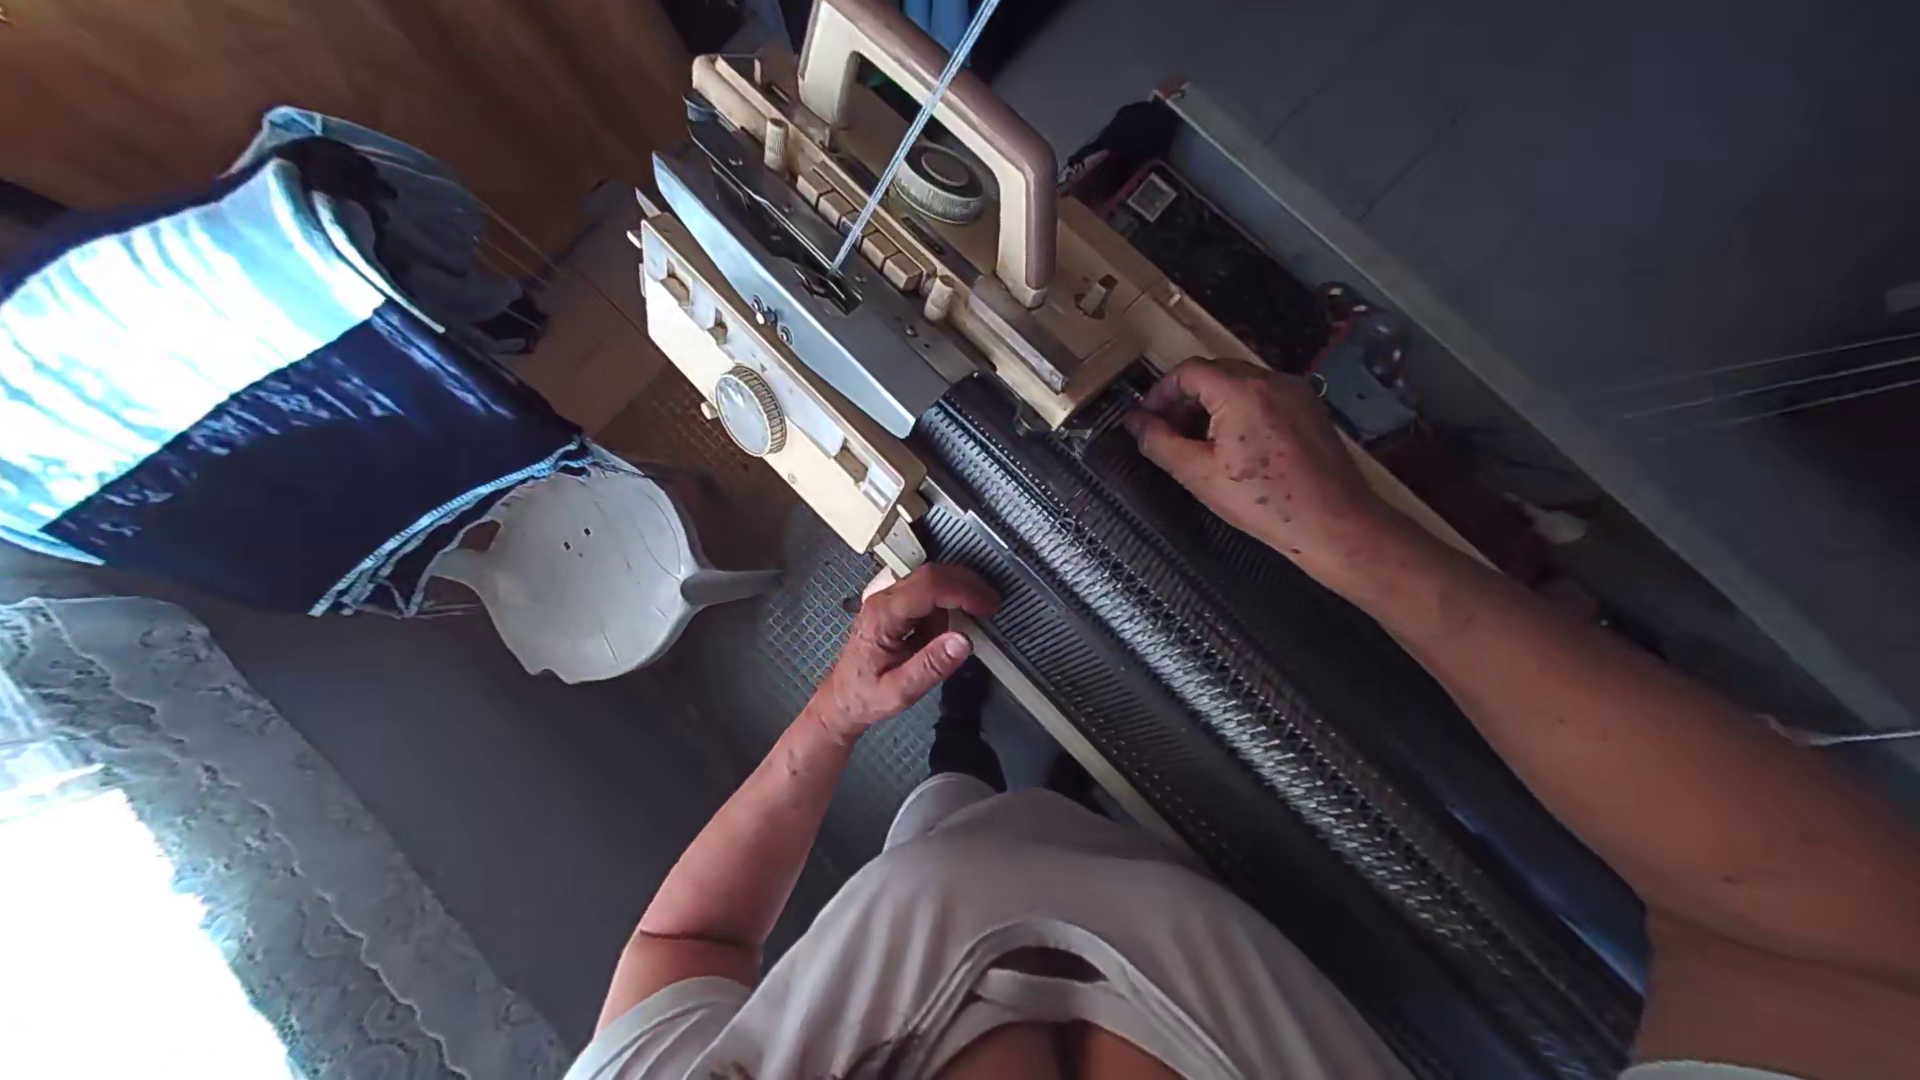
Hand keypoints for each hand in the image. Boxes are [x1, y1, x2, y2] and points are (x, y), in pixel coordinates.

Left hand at [804, 563, 1000, 743]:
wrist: (841, 699)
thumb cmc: (864, 696)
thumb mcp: (900, 692)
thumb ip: (931, 667)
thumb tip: (962, 642)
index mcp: (882, 616)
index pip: (928, 587)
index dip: (963, 590)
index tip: (986, 604)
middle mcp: (883, 600)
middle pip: (932, 575)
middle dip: (966, 586)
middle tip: (990, 605)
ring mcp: (888, 600)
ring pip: (932, 581)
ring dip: (955, 598)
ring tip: (960, 631)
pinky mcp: (895, 605)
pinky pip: (927, 595)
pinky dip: (945, 608)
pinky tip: (941, 634)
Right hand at [1123, 358, 1398, 575]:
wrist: (1331, 522)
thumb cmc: (1266, 501)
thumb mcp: (1199, 474)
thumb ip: (1159, 442)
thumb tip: (1135, 422)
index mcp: (1242, 392)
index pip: (1188, 371)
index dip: (1160, 392)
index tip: (1147, 417)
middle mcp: (1272, 380)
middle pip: (1214, 372)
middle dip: (1184, 398)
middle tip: (1166, 430)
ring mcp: (1295, 392)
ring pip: (1239, 382)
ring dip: (1210, 403)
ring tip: (1197, 441)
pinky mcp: (1308, 408)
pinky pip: (1262, 395)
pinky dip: (1238, 408)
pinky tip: (1232, 444)